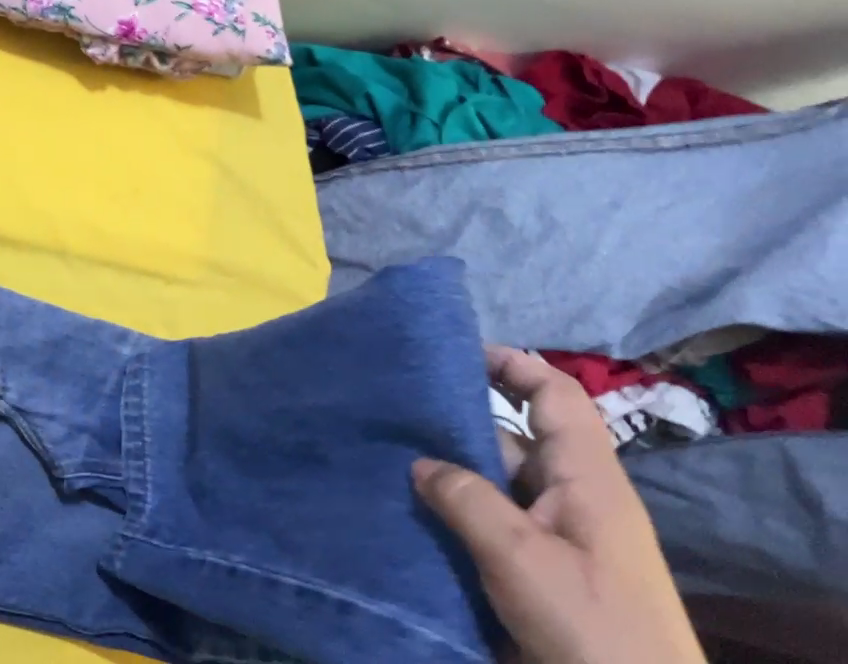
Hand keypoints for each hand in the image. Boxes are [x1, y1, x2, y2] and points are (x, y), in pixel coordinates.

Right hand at [413, 347, 704, 663]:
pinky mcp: (539, 570)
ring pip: (494, 482)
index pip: (555, 397)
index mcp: (586, 480)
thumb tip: (419, 463)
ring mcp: (556, 536)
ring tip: (384, 457)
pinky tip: (408, 509)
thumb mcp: (520, 557)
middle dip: (456, 421)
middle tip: (392, 409)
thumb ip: (465, 498)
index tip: (453, 350)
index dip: (512, 365)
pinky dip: (451, 510)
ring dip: (447, 471)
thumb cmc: (590, 625)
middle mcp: (572, 498)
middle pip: (512, 438)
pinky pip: (489, 521)